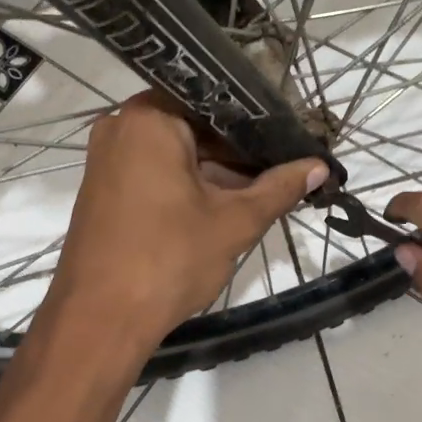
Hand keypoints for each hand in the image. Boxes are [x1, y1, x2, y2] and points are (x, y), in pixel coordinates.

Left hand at [42, 92, 327, 352]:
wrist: (101, 319)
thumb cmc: (169, 260)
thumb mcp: (234, 223)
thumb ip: (278, 189)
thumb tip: (320, 167)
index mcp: (150, 119)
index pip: (217, 102)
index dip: (259, 122)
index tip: (294, 138)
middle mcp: (122, 126)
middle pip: (196, 126)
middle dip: (239, 152)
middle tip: (286, 169)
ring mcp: (108, 158)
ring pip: (177, 152)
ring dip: (217, 172)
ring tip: (266, 191)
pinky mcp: (105, 189)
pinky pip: (156, 172)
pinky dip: (190, 186)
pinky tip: (226, 207)